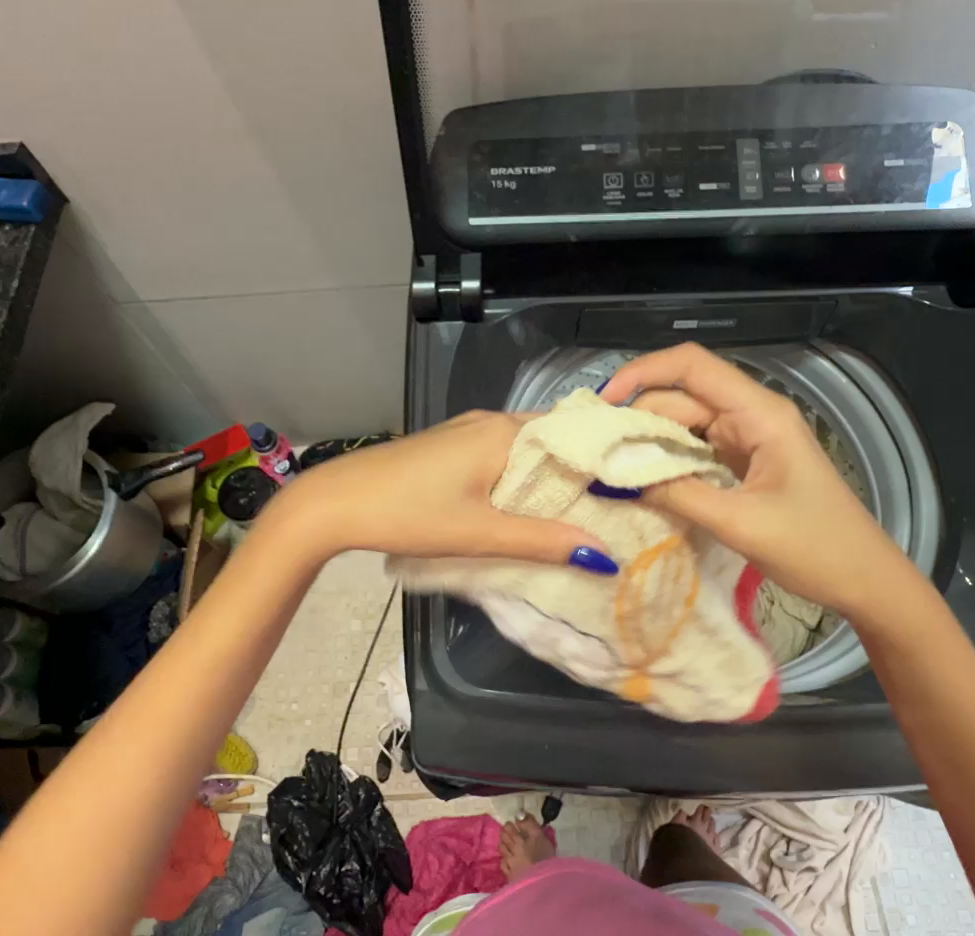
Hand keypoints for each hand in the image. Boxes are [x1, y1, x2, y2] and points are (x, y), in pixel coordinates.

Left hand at [258, 411, 617, 571]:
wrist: (335, 503)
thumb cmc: (408, 515)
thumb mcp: (479, 533)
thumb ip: (542, 541)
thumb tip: (603, 554)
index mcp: (504, 432)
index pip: (575, 435)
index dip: (608, 459)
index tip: (640, 489)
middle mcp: (491, 420)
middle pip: (553, 439)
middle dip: (583, 470)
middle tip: (620, 504)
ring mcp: (467, 429)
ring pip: (526, 447)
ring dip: (552, 473)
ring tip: (586, 508)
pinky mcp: (450, 444)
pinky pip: (503, 452)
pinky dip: (524, 474)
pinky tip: (532, 502)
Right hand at [599, 343, 919, 617]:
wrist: (868, 582)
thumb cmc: (816, 548)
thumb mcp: (741, 524)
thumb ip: (678, 495)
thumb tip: (617, 479)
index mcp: (760, 414)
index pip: (692, 367)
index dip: (643, 373)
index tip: (604, 402)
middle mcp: (752, 416)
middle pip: (682, 398)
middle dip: (638, 418)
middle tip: (597, 453)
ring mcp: (749, 440)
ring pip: (685, 425)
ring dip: (650, 442)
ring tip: (611, 466)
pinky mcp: (745, 464)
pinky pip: (696, 450)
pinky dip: (668, 461)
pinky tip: (643, 480)